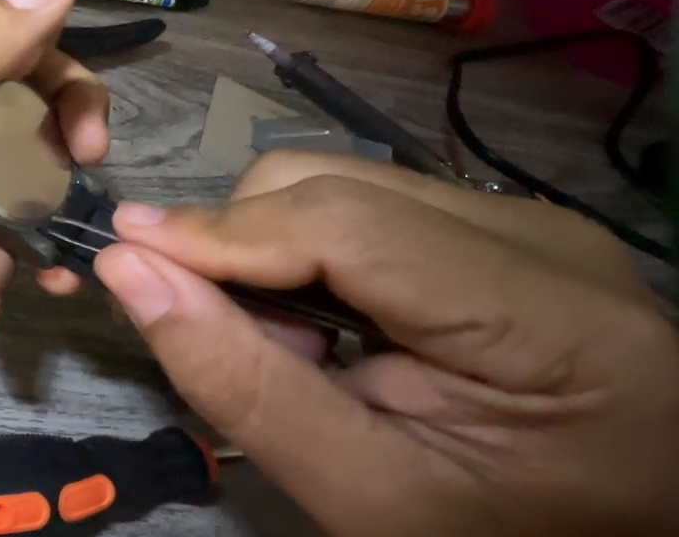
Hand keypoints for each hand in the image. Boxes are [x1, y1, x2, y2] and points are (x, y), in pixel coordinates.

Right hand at [91, 150, 678, 535]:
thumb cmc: (491, 533)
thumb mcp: (364, 493)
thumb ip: (241, 382)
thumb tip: (124, 266)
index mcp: (556, 323)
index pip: (344, 225)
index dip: (222, 233)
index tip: (123, 255)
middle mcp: (544, 237)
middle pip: (326, 184)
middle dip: (242, 247)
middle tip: (242, 339)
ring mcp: (522, 221)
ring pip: (325, 179)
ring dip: (264, 248)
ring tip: (293, 339)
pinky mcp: (493, 221)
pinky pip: (348, 196)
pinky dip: (297, 247)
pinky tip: (326, 317)